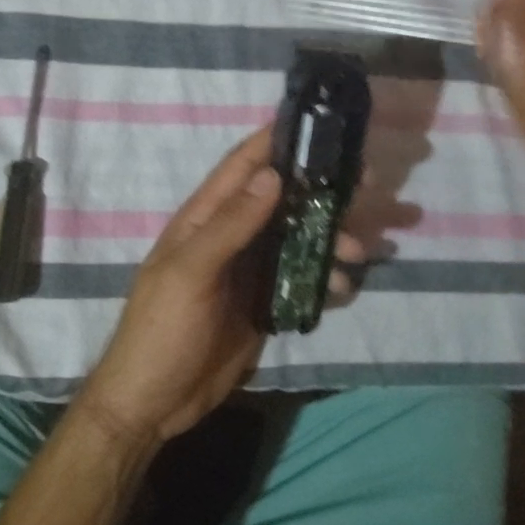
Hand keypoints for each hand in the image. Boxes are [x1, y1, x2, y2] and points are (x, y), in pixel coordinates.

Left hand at [75, 128, 364, 446]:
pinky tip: (345, 286)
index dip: (273, 141)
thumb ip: (231, 225)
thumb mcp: (191, 273)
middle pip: (282, 202)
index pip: (241, 168)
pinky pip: (301, 281)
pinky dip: (326, 279)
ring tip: (362, 250)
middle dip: (322, 191)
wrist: (154, 402)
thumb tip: (272, 176)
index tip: (316, 121)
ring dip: (331, 240)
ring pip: (298, 242)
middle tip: (370, 182)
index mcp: (202, 220)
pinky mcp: (264, 306)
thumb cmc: (161, 330)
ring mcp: (248, 273)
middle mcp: (230, 238)